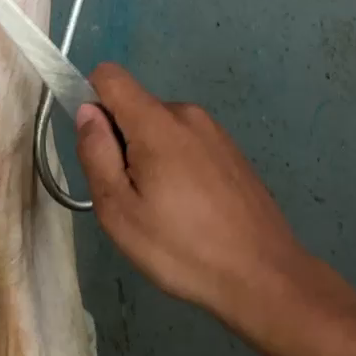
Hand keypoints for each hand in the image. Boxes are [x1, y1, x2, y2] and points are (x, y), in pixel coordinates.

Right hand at [76, 63, 355, 355]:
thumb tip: (87, 113)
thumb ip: (96, 153)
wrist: (268, 280)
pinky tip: (192, 211)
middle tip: (131, 195)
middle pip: (135, 106)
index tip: (96, 144)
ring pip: (161, 127)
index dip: (90, 99)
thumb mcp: (119, 210)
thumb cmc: (183, 248)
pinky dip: (178, 166)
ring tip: (164, 209)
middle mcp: (186, 114)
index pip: (109, 75)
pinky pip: (187, 143)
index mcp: (156, 122)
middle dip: (122, 140)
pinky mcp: (232, 152)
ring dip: (150, 155)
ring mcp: (214, 132)